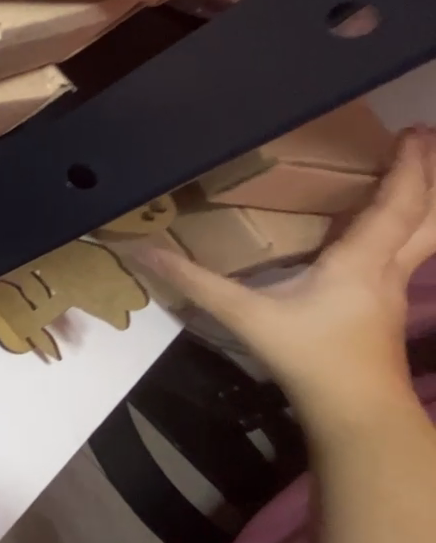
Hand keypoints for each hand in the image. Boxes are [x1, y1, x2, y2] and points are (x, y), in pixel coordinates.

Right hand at [145, 127, 435, 428]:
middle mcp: (387, 270)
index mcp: (361, 263)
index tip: (412, 132)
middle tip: (423, 142)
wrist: (358, 411)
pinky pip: (403, 253)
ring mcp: (392, 290)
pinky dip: (402, 228)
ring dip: (423, 203)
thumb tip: (136, 248)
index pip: (396, 207)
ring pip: (423, 237)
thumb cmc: (309, 356)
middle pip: (427, 218)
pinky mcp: (383, 304)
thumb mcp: (241, 314)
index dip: (408, 169)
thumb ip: (190, 279)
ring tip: (413, 175)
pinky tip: (378, 227)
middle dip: (430, 178)